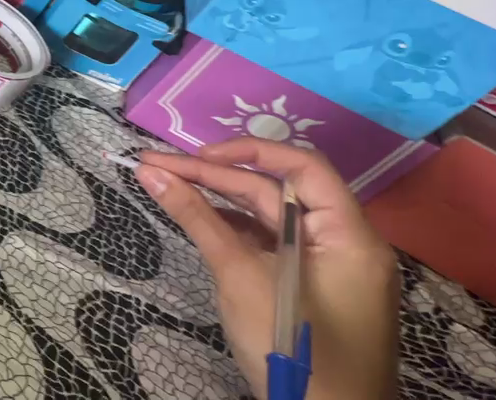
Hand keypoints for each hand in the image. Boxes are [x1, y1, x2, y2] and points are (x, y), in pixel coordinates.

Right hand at [137, 139, 399, 399]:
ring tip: (162, 183)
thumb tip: (148, 170)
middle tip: (152, 166)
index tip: (193, 156)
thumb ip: (196, 216)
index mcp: (348, 236)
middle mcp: (343, 242)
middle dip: (212, 174)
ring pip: (266, 212)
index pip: (302, 167)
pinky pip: (267, 238)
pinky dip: (229, 223)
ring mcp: (327, 265)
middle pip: (274, 189)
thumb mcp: (238, 274)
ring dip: (215, 196)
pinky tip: (193, 216)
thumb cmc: (293, 344)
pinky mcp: (309, 282)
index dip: (247, 151)